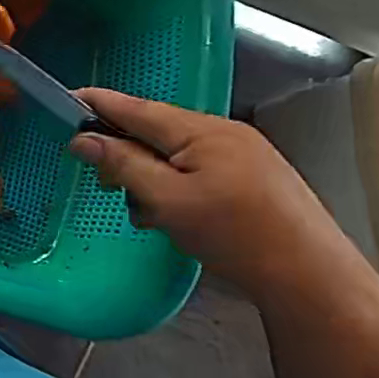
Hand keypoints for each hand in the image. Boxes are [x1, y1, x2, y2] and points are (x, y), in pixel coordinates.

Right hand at [69, 88, 370, 304]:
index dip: (98, 102)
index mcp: (201, 130)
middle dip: (124, 151)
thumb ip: (123, 164)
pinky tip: (175, 216)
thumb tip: (84, 139)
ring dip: (150, 175)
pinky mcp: (253, 176)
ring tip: (146, 213)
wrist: (312, 278)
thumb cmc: (236, 236)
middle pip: (156, 129)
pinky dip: (175, 185)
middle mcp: (222, 131)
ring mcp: (242, 152)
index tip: (66, 99)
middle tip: (106, 185)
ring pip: (176, 152)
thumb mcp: (167, 201)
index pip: (136, 107)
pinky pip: (198, 168)